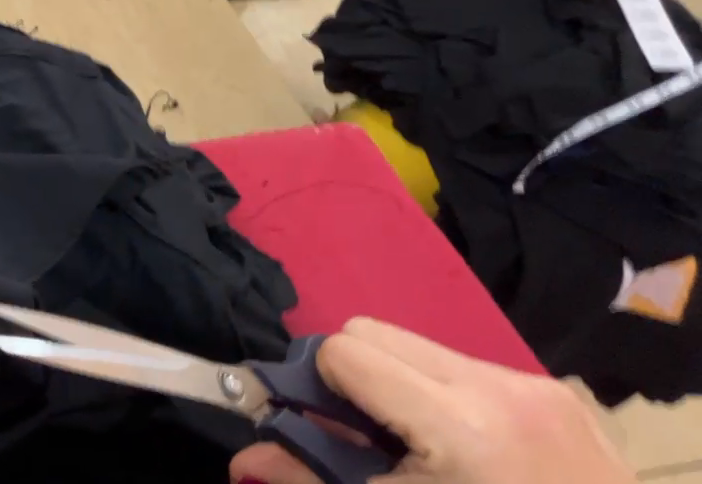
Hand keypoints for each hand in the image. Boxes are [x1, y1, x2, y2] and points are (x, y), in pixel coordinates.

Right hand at [230, 318, 634, 483]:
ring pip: (414, 344)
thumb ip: (309, 476)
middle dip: (356, 375)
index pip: (344, 351)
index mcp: (458, 424)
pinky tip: (473, 447)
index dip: (325, 388)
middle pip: (371, 331)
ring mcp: (534, 386)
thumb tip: (241, 459)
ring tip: (426, 443)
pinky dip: (446, 395)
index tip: (337, 431)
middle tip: (372, 433)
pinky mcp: (558, 393)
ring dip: (400, 382)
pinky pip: (464, 364)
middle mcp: (496, 387)